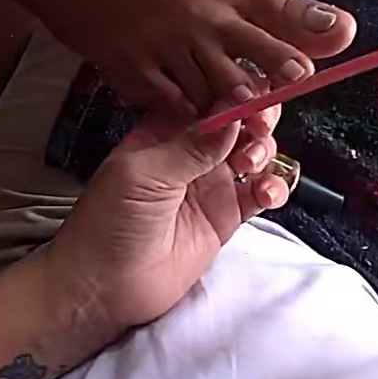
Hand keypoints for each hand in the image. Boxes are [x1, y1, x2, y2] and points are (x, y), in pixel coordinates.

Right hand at [39, 0, 356, 116]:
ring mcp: (165, 42)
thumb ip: (277, 7)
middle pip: (251, 66)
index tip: (304, 71)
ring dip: (223, 109)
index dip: (298, 51)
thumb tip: (346, 32)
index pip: (283, 21)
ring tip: (227, 119)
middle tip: (267, 111)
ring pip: (210, 92)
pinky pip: (166, 101)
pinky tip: (185, 110)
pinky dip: (180, 110)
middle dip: (264, 92)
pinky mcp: (129, 64)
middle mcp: (203, 15)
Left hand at [46, 94, 289, 330]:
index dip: (233, 94)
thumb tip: (233, 115)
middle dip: (255, 119)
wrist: (104, 285)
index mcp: (162, 132)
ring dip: (263, 151)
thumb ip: (190, 148)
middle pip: (235, 123)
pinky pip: (259, 193)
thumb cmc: (109, 221)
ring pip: (253, 153)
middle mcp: (188, 152)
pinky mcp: (225, 216)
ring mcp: (208, 184)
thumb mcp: (143, 175)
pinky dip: (273, 187)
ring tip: (250, 166)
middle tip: (259, 128)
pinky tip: (266, 194)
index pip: (204, 101)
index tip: (255, 94)